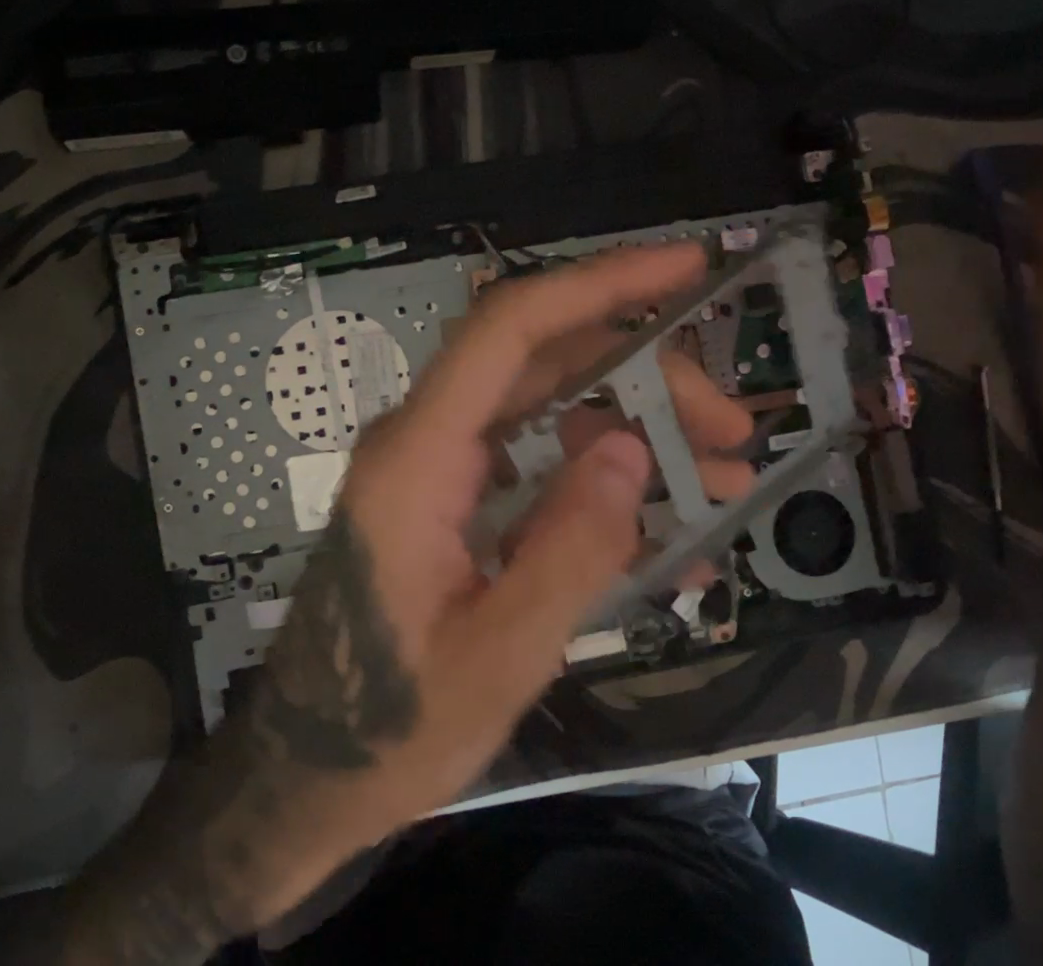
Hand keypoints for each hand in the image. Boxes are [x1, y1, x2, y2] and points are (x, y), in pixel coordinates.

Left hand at [58, 244, 752, 965]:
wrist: (311, 773)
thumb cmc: (392, 727)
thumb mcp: (500, 654)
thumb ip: (570, 550)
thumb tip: (632, 449)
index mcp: (418, 463)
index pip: (508, 331)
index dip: (598, 284)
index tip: (687, 267)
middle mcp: (418, 447)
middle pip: (540, 368)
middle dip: (645, 377)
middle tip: (731, 430)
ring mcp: (429, 475)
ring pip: (541, 413)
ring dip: (631, 429)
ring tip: (720, 474)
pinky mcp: (442, 507)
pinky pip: (527, 465)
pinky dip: (594, 477)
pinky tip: (659, 519)